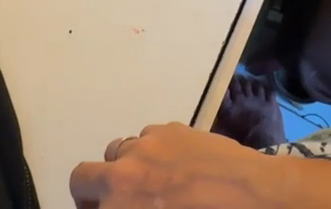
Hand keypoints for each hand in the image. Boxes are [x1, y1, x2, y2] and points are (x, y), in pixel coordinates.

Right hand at [70, 124, 294, 208]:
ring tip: (154, 186)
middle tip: (118, 205)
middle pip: (84, 176)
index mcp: (117, 201)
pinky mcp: (172, 129)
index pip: (78, 194)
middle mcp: (122, 170)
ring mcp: (147, 145)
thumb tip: (127, 202)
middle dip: (94, 192)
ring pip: (120, 153)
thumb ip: (128, 208)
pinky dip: (154, 153)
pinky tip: (178, 169)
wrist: (251, 198)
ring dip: (127, 170)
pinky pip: (148, 139)